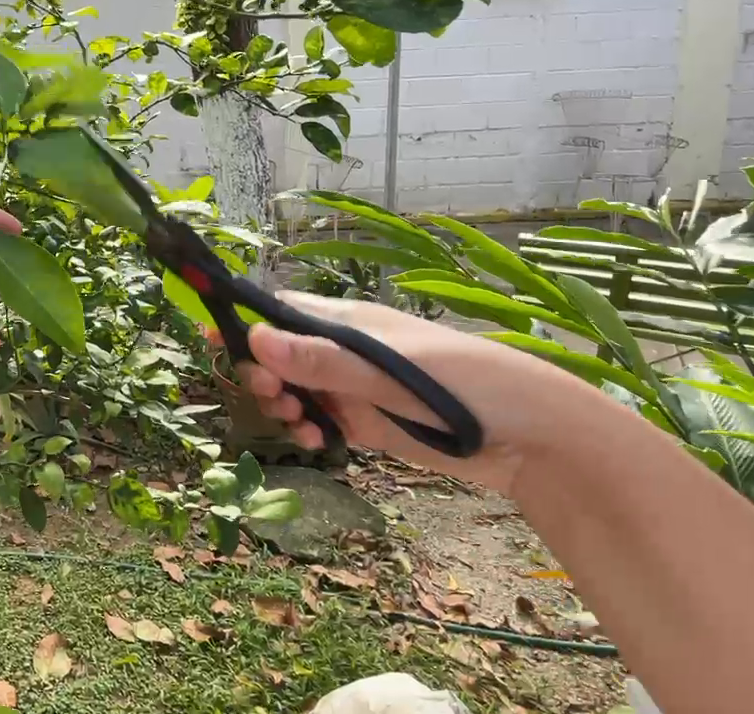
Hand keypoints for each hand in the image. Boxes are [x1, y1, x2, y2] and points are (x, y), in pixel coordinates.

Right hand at [237, 291, 603, 495]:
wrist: (541, 440)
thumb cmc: (466, 385)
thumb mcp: (388, 371)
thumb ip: (320, 360)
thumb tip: (252, 339)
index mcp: (344, 322)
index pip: (277, 311)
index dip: (242, 322)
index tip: (212, 339)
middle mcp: (341, 350)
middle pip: (276, 354)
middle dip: (262, 373)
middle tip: (273, 396)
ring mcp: (351, 385)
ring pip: (292, 389)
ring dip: (282, 403)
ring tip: (298, 423)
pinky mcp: (364, 419)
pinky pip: (318, 419)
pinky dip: (307, 429)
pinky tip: (316, 440)